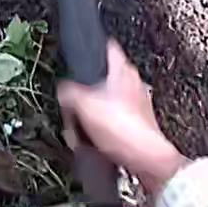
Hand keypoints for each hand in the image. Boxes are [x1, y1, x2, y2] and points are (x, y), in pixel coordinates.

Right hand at [57, 42, 187, 193]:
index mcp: (123, 71)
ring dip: (92, 113)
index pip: (108, 47)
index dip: (94, 49)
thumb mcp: (82, 104)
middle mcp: (134, 84)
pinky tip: (94, 141)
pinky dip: (102, 128)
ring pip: (106, 102)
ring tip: (82, 129)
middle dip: (85, 93)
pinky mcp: (139, 124)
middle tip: (75, 105)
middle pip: (102, 80)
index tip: (85, 54)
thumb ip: (68, 92)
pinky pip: (113, 121)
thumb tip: (62, 90)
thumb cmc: (122, 128)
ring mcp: (138, 104)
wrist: (145, 159)